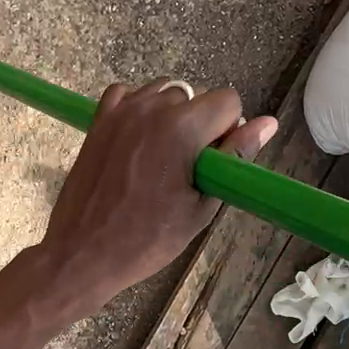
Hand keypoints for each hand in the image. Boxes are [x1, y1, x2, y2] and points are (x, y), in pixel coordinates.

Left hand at [38, 81, 277, 308]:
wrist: (82, 254)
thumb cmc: (143, 240)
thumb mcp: (200, 206)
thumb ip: (234, 158)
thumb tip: (266, 124)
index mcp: (181, 128)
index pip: (228, 101)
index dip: (228, 131)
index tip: (211, 163)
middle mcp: (150, 110)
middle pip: (194, 97)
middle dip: (197, 126)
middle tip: (181, 170)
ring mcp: (119, 114)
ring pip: (161, 94)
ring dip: (167, 117)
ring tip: (157, 160)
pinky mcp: (97, 124)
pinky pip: (124, 96)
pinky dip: (135, 110)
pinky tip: (135, 142)